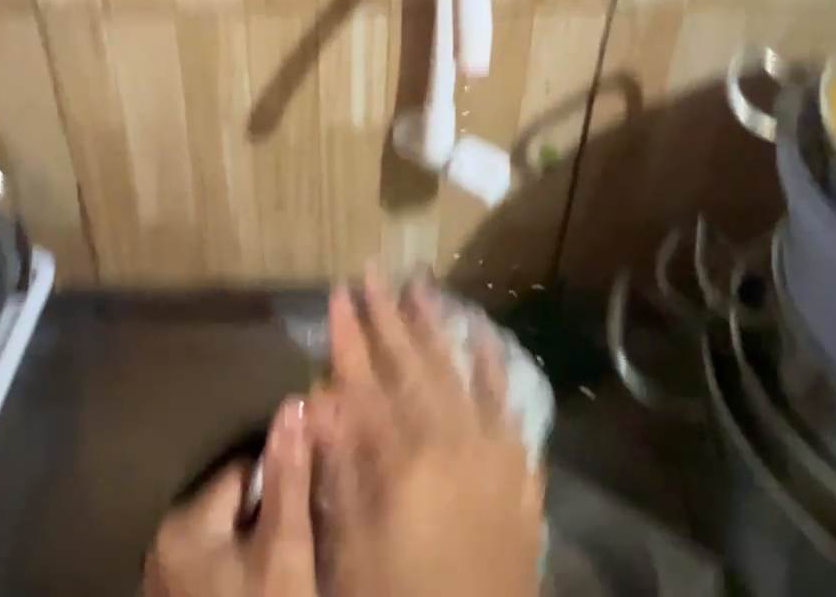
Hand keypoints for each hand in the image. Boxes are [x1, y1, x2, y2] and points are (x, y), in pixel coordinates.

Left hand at [144, 397, 318, 596]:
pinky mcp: (168, 593)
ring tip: (270, 552)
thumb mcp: (284, 547)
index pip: (240, 470)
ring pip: (217, 530)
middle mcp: (157, 537)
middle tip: (289, 530)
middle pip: (226, 500)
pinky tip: (248, 576)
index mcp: (180, 517)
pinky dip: (227, 562)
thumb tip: (295, 405)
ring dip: (243, 533)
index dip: (276, 484)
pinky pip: (205, 559)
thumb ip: (287, 478)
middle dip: (258, 509)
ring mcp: (159, 570)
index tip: (300, 504)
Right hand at [310, 269, 543, 596]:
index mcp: (400, 456)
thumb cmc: (400, 593)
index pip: (364, 378)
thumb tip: (318, 399)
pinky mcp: (518, 464)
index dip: (347, 333)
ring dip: (435, 324)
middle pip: (410, 361)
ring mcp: (489, 447)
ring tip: (419, 283)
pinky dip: (492, 363)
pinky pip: (506, 399)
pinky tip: (482, 333)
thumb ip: (337, 464)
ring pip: (456, 368)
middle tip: (372, 270)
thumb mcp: (350, 541)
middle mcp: (447, 437)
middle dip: (386, 313)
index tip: (337, 291)